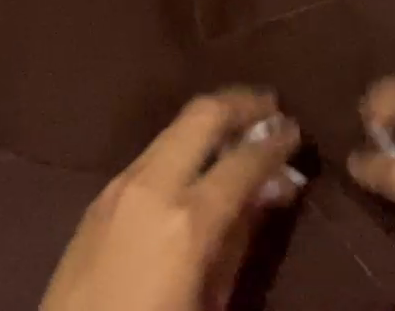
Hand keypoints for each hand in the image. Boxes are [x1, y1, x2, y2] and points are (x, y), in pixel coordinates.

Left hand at [41, 90, 305, 310]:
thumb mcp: (212, 301)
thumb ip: (242, 238)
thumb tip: (274, 189)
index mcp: (187, 219)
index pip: (244, 160)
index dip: (277, 141)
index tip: (296, 130)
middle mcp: (152, 185)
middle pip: (203, 115)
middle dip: (241, 104)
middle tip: (271, 106)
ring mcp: (120, 184)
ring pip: (174, 127)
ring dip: (211, 119)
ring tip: (241, 126)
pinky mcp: (99, 195)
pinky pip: (152, 152)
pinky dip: (184, 143)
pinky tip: (199, 159)